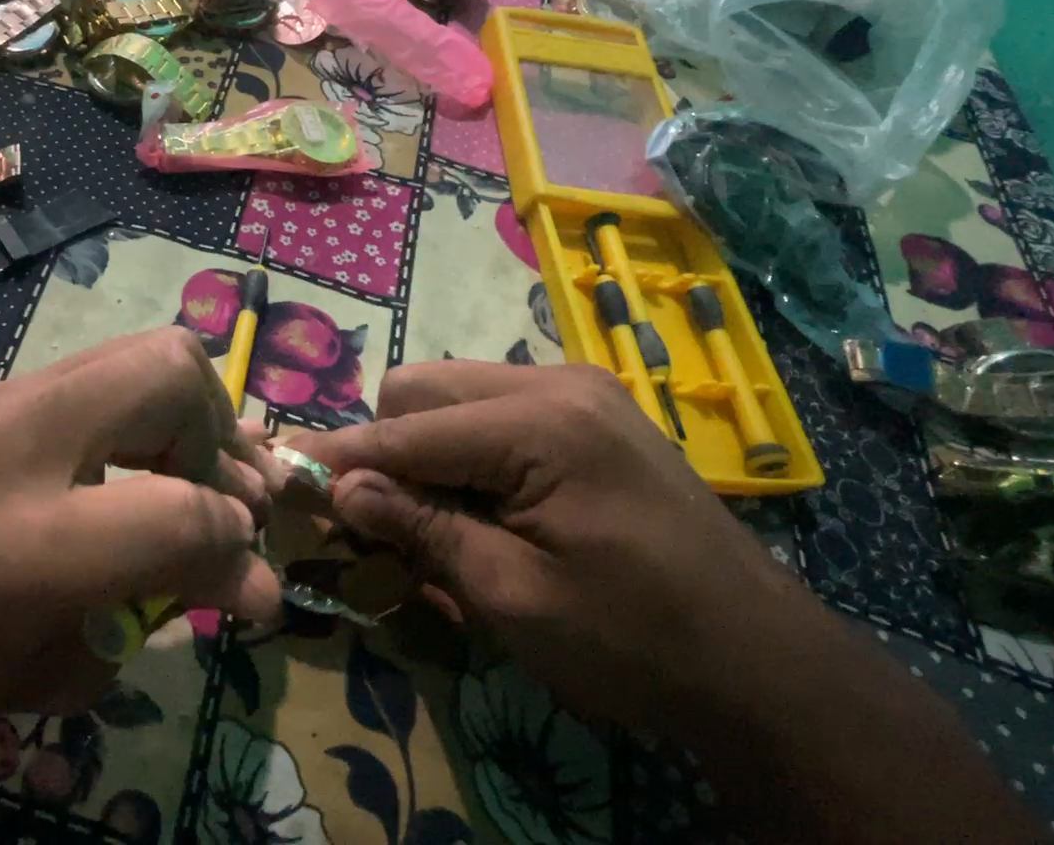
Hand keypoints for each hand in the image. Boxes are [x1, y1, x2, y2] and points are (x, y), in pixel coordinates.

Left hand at [0, 328, 283, 713]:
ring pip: (149, 350)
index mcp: (30, 542)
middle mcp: (24, 440)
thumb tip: (252, 577)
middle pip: (171, 378)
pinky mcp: (12, 384)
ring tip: (198, 472)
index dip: (233, 547)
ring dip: (195, 414)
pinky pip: (116, 364)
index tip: (250, 583)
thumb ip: (154, 619)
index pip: (180, 512)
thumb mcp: (46, 673)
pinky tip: (153, 454)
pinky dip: (158, 405)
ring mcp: (13, 394)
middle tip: (222, 502)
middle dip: (220, 440)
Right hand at [285, 359, 838, 737]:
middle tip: (377, 520)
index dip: (338, 457)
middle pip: (419, 389)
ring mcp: (578, 392)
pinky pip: (490, 409)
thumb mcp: (511, 596)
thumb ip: (418, 528)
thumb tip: (339, 487)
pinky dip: (460, 450)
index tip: (283, 475)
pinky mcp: (589, 414)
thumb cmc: (636, 644)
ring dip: (419, 449)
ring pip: (449, 393)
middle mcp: (555, 383)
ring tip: (427, 518)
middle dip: (383, 448)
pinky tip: (476, 505)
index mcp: (541, 424)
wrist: (770, 670)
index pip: (403, 429)